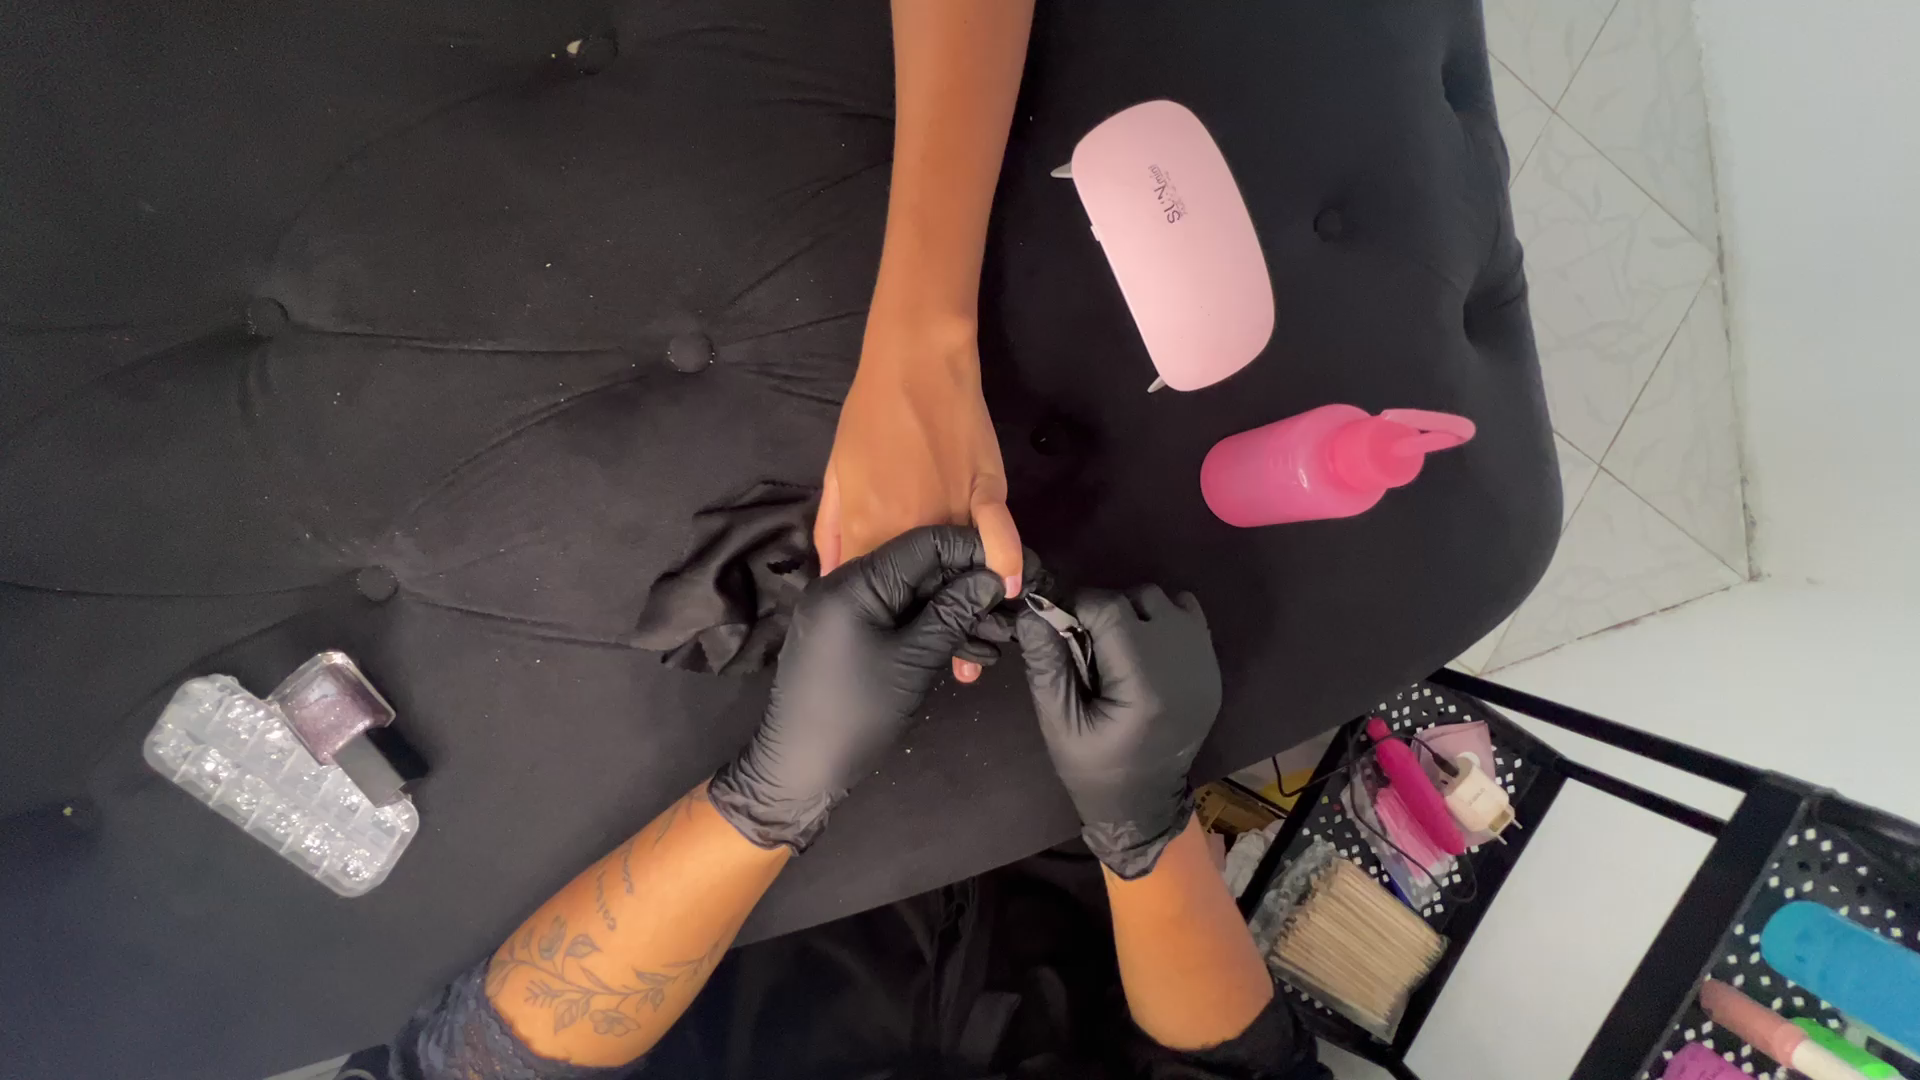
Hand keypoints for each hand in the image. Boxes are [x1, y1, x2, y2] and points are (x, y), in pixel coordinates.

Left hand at [710, 526, 1004, 850]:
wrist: (799, 768)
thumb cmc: (856, 714)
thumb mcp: (913, 660)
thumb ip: (954, 612)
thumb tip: (994, 577)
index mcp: (855, 581)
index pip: (924, 543)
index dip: (973, 552)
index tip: (1013, 570)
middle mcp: (848, 584)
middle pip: (921, 570)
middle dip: (969, 588)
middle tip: (1012, 609)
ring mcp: (848, 610)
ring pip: (914, 599)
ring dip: (958, 615)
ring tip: (1000, 637)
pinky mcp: (852, 634)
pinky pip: (899, 620)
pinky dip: (933, 632)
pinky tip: (973, 652)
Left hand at [815, 315, 1022, 683]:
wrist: (913, 364)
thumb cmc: (868, 417)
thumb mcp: (836, 474)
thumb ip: (833, 528)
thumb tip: (830, 574)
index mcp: (868, 527)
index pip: (876, 592)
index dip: (888, 626)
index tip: (899, 655)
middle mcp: (907, 529)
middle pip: (922, 592)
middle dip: (935, 632)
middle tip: (954, 664)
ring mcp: (949, 510)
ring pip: (959, 572)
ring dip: (969, 610)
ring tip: (981, 644)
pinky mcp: (984, 490)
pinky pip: (996, 533)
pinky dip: (1003, 560)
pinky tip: (1008, 588)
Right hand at [1016, 587, 1222, 878]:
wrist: (1144, 804)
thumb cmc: (1093, 768)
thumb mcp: (1058, 722)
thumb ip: (1046, 664)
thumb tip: (1032, 611)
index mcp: (1144, 685)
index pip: (1110, 609)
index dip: (1077, 608)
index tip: (1059, 627)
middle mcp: (1183, 666)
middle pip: (1140, 599)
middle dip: (1106, 611)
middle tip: (1087, 645)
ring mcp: (1206, 665)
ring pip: (1167, 600)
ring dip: (1136, 612)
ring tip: (1117, 647)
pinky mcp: (1213, 668)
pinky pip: (1189, 616)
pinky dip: (1164, 620)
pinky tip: (1146, 650)